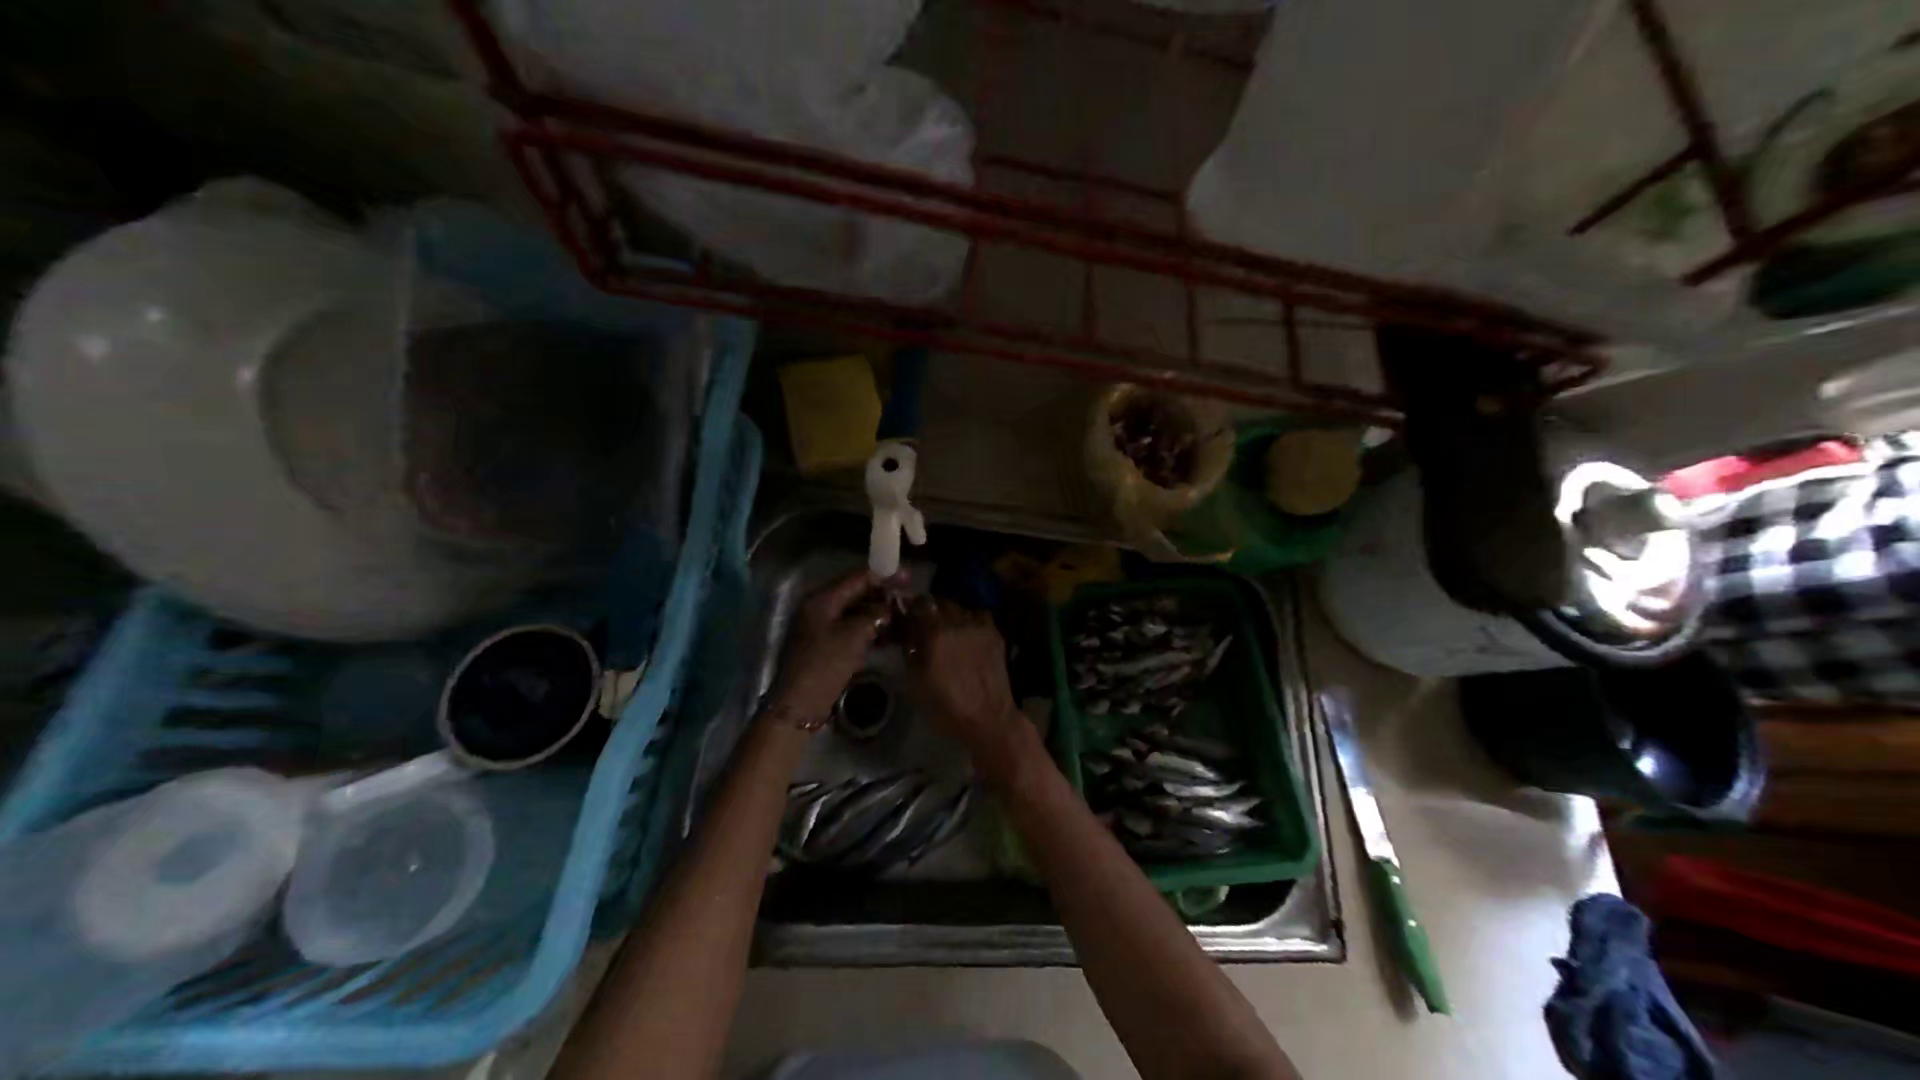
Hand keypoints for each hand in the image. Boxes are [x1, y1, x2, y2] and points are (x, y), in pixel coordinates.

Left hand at [770, 569, 897, 725]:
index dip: (883, 576)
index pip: (857, 577)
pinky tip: (890, 635)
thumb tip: (892, 605)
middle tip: (908, 598)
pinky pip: (852, 628)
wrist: (801, 702)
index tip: (907, 577)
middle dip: (882, 595)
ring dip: (879, 613)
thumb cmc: (826, 663)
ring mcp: (822, 626)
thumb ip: (876, 615)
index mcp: (822, 598)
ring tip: (904, 617)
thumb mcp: (854, 635)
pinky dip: (870, 629)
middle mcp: (820, 607)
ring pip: (856, 612)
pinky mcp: (827, 644)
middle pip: (856, 593)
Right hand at [903, 598, 1034, 779]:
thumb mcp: (916, 684)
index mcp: (935, 634)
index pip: (919, 605)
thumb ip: (910, 653)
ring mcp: (979, 626)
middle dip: (930, 608)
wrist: (989, 718)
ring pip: (960, 607)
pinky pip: (979, 616)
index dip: (910, 607)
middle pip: (940, 602)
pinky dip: (970, 619)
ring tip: (947, 627)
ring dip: (950, 613)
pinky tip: (968, 632)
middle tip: (924, 621)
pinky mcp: (995, 634)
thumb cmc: (947, 707)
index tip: (905, 613)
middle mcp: (958, 623)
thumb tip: (906, 636)